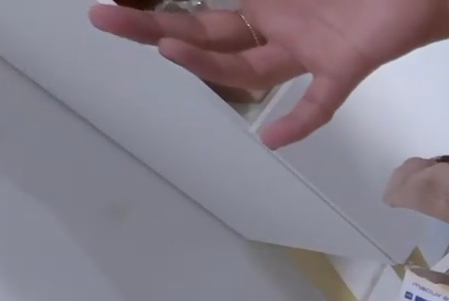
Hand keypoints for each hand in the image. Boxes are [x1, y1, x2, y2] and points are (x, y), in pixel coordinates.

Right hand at [88, 0, 448, 148]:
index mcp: (261, 0)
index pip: (200, 5)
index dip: (158, 1)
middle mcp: (279, 27)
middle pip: (210, 34)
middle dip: (155, 27)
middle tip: (103, 19)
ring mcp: (310, 51)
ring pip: (251, 67)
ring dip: (209, 61)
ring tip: (165, 50)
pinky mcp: (345, 69)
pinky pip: (320, 104)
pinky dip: (297, 122)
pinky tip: (270, 139)